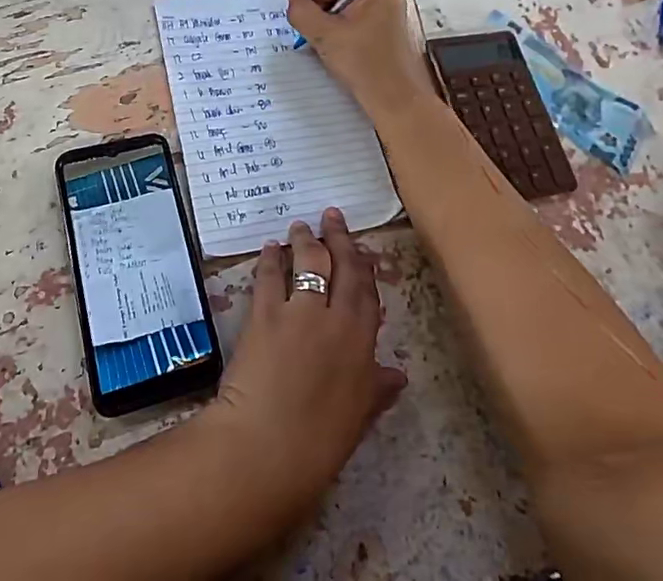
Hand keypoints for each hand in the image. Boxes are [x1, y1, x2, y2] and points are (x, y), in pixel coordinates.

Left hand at [201, 211, 406, 503]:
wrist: (267, 447)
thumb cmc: (316, 443)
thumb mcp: (356, 416)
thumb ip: (375, 389)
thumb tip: (398, 375)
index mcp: (362, 345)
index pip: (367, 294)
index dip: (363, 267)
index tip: (359, 249)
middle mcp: (335, 320)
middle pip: (341, 268)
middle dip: (338, 238)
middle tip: (332, 216)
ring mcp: (299, 312)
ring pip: (308, 263)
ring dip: (305, 240)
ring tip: (301, 225)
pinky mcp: (264, 313)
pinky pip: (271, 276)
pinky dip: (271, 258)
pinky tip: (270, 247)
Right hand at [287, 0, 440, 122]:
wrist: (396, 101)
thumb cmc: (366, 66)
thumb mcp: (324, 35)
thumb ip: (302, 11)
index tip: (320, 25)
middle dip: (325, 16)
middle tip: (327, 40)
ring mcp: (389, 16)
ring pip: (345, 12)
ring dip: (334, 29)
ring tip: (338, 51)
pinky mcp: (387, 34)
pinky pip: (356, 26)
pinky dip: (345, 38)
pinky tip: (347, 56)